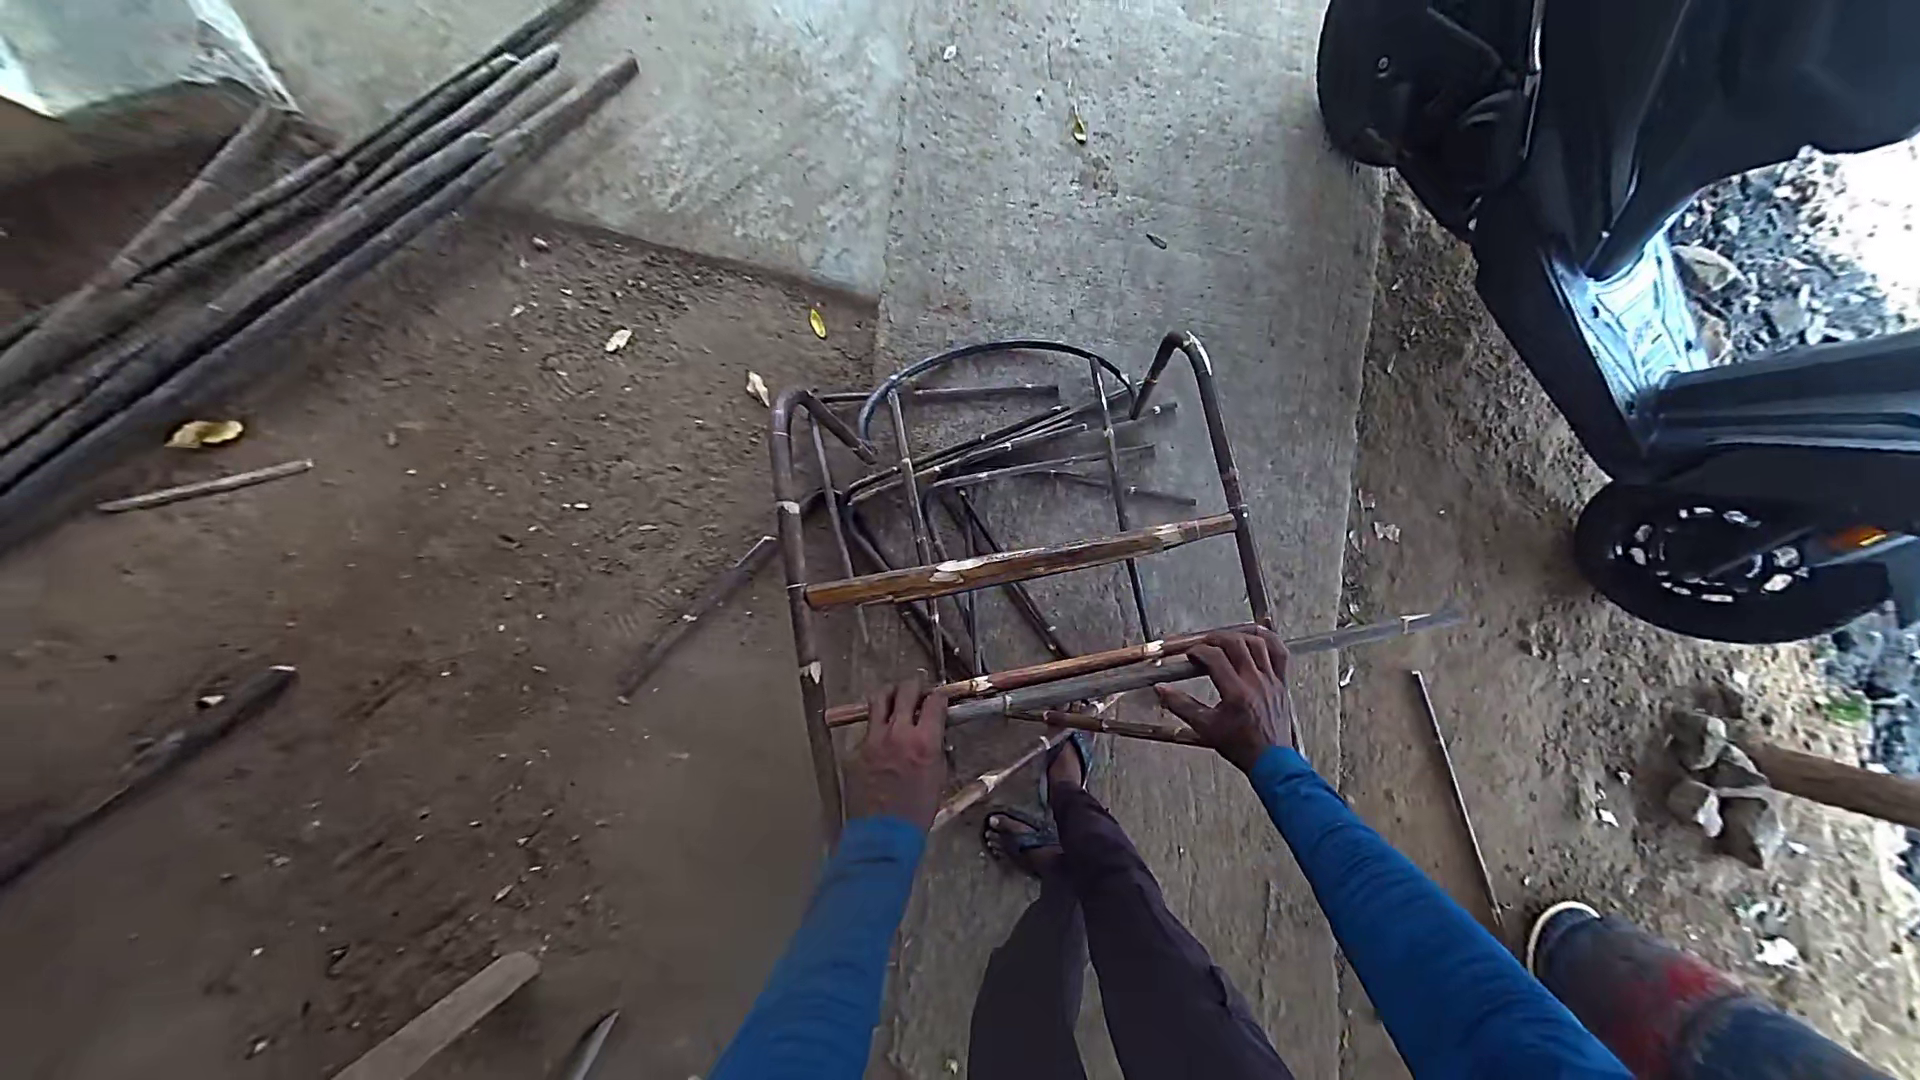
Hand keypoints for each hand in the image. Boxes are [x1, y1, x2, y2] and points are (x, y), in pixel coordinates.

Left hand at [843, 679, 948, 829]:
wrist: (883, 835)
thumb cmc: (916, 812)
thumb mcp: (938, 776)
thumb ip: (934, 748)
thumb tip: (932, 733)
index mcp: (924, 741)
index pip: (934, 702)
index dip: (939, 695)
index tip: (939, 696)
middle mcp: (898, 734)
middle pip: (906, 691)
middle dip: (915, 685)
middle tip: (917, 687)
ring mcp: (873, 740)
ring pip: (880, 700)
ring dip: (891, 694)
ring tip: (895, 696)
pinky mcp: (856, 750)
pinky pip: (867, 729)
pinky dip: (877, 727)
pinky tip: (881, 736)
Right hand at [1153, 628, 1295, 772]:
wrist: (1272, 761)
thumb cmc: (1240, 745)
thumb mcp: (1205, 727)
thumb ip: (1181, 705)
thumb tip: (1161, 690)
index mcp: (1236, 693)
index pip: (1214, 657)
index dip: (1198, 651)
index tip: (1191, 655)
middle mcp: (1255, 682)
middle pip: (1236, 643)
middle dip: (1215, 638)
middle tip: (1203, 643)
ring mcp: (1271, 680)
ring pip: (1259, 644)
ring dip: (1239, 635)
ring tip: (1225, 638)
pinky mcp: (1281, 683)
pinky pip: (1280, 654)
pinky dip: (1269, 640)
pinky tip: (1257, 635)